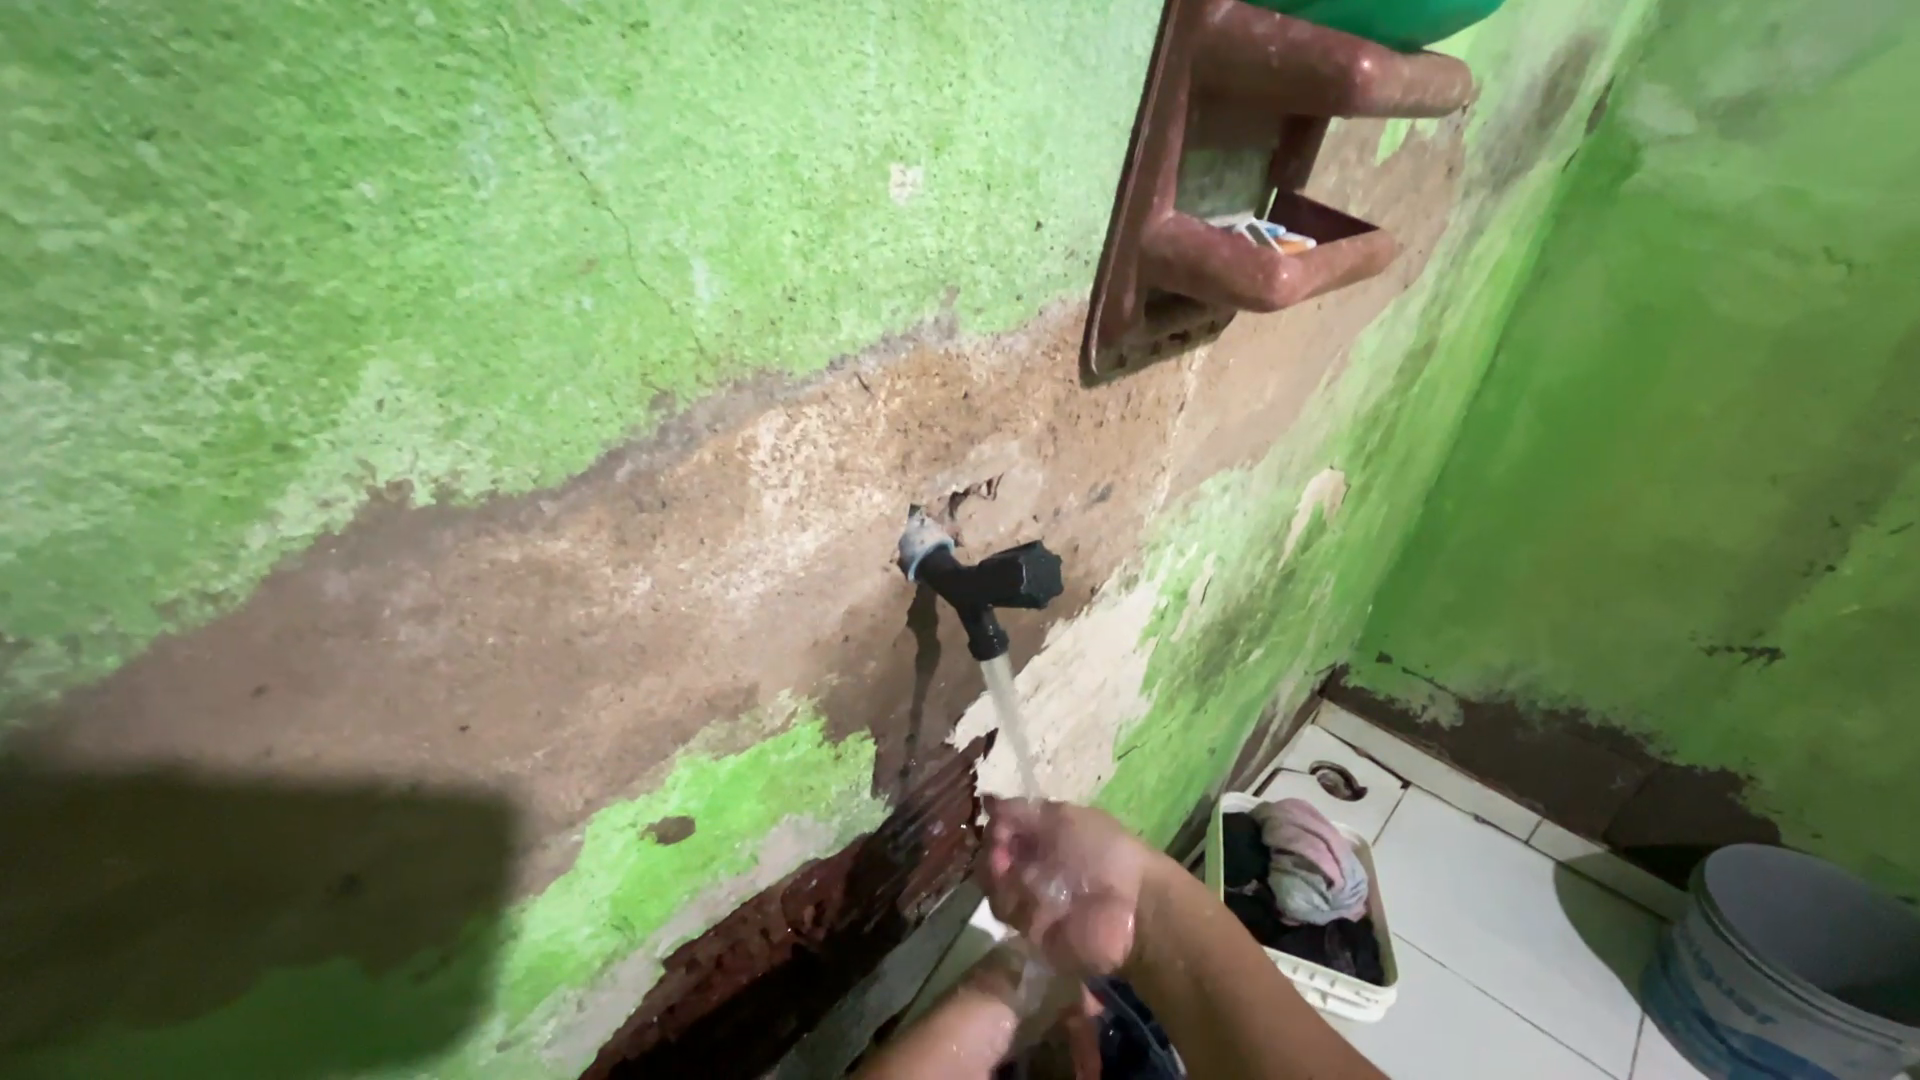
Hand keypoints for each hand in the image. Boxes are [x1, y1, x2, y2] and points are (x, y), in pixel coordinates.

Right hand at [976, 797, 1161, 977]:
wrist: (1131, 907)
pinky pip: (1006, 912)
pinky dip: (1011, 900)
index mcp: (1046, 837)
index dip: (997, 824)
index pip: (1004, 829)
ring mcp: (1032, 900)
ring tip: (1015, 874)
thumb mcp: (1064, 818)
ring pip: (994, 884)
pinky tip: (1027, 895)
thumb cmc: (1102, 851)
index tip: (997, 821)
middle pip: (993, 857)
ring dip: (998, 875)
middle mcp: (1035, 867)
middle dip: (992, 851)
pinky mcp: (1031, 931)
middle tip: (1002, 851)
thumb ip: (1022, 811)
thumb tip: (988, 800)